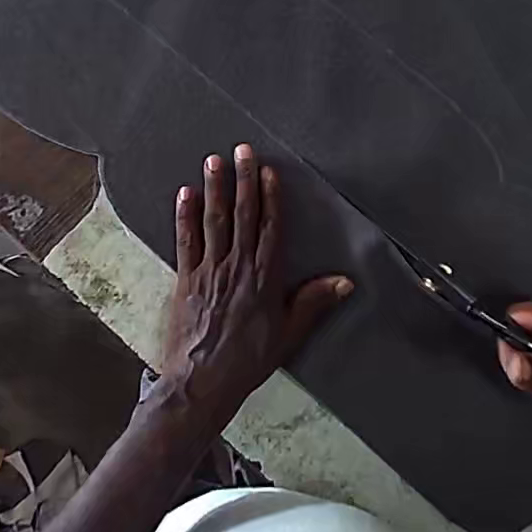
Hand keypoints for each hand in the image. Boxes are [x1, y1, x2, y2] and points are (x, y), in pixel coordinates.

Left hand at [160, 144, 352, 423]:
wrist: (203, 382)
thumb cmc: (249, 358)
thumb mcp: (289, 333)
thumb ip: (315, 302)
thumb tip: (347, 281)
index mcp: (265, 277)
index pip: (270, 227)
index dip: (270, 196)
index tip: (268, 170)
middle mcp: (238, 265)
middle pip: (242, 214)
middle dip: (243, 179)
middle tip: (241, 149)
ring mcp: (210, 269)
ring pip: (214, 220)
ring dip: (214, 188)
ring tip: (213, 160)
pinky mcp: (187, 277)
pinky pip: (186, 240)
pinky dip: (185, 215)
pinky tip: (185, 192)